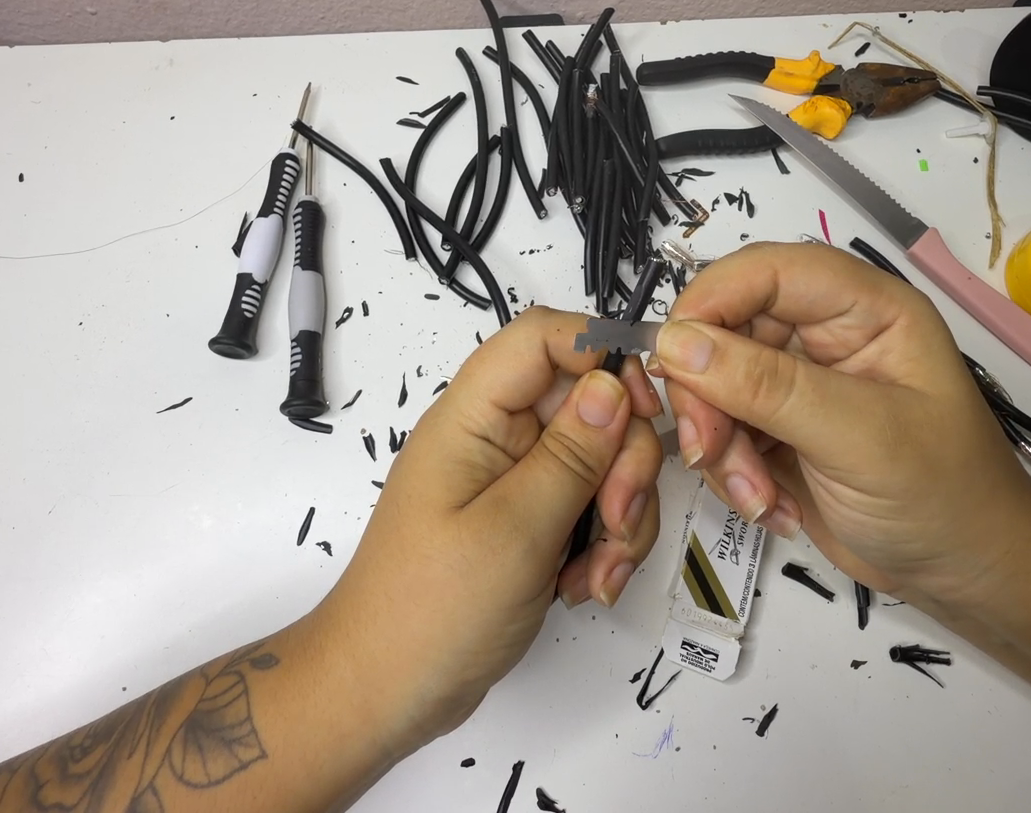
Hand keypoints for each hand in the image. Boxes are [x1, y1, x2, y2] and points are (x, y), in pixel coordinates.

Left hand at [313, 307, 665, 753]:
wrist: (385, 692)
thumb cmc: (431, 610)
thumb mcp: (514, 530)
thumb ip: (571, 455)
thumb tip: (614, 384)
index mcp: (474, 416)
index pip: (543, 337)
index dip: (602, 353)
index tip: (645, 407)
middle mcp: (498, 434)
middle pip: (589, 401)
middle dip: (622, 462)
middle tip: (617, 523)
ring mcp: (517, 476)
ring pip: (601, 457)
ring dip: (619, 514)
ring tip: (598, 576)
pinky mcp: (532, 514)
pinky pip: (591, 503)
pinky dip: (604, 542)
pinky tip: (585, 585)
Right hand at [654, 242, 1030, 607]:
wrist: (964, 574)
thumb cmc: (943, 497)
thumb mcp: (860, 438)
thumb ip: (767, 387)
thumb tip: (675, 343)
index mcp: (862, 307)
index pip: (765, 272)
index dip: (710, 303)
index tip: (673, 360)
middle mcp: (822, 332)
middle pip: (723, 328)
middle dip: (709, 395)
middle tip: (709, 452)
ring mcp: (794, 379)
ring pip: (710, 381)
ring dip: (718, 443)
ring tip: (758, 496)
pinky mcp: (772, 423)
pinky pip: (718, 425)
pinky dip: (727, 468)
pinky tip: (768, 504)